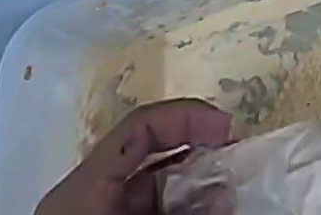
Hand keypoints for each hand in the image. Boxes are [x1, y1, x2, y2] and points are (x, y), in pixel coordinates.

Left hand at [35, 99, 233, 214]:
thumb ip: (181, 212)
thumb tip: (227, 191)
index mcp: (84, 183)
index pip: (140, 125)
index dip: (186, 115)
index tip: (227, 126)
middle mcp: (90, 193)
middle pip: (151, 156)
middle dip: (196, 152)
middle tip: (236, 155)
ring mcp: (98, 214)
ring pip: (154, 189)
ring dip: (194, 187)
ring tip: (231, 190)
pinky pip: (149, 211)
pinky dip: (180, 209)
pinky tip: (211, 210)